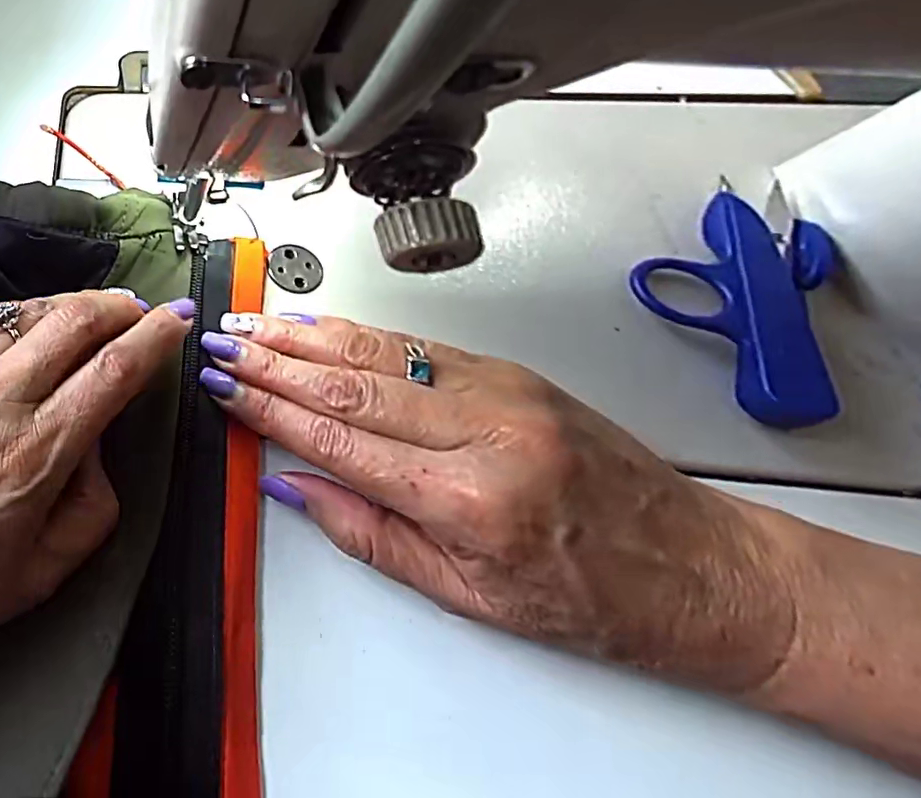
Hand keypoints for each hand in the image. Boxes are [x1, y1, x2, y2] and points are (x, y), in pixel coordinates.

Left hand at [0, 291, 194, 678]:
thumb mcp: (46, 571)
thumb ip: (95, 499)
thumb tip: (97, 438)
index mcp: (35, 454)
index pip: (114, 369)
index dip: (157, 335)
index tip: (178, 318)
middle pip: (77, 319)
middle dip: (123, 305)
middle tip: (143, 310)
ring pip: (32, 309)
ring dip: (77, 303)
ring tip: (100, 312)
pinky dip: (25, 311)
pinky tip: (38, 322)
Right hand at [197, 313, 798, 693]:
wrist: (698, 564)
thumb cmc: (591, 597)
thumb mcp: (468, 597)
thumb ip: (369, 533)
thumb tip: (295, 486)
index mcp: (466, 500)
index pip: (338, 440)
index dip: (270, 410)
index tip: (226, 388)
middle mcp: (480, 431)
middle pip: (348, 383)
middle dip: (272, 361)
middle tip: (222, 345)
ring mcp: (498, 389)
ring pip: (377, 350)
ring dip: (304, 336)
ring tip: (252, 325)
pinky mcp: (509, 369)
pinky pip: (414, 343)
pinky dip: (356, 331)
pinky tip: (319, 324)